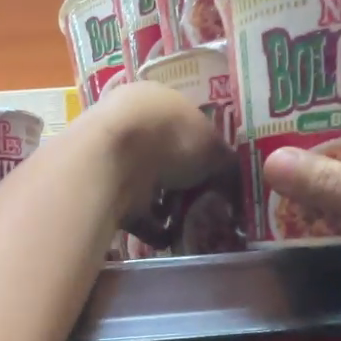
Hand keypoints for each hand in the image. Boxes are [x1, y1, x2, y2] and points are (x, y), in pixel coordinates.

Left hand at [76, 80, 228, 220]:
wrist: (111, 162)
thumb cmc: (170, 139)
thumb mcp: (212, 147)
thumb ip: (226, 164)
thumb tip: (234, 180)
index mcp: (158, 101)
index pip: (186, 125)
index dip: (204, 152)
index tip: (217, 177)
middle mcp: (134, 125)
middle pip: (166, 158)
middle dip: (185, 183)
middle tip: (206, 204)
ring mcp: (115, 159)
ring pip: (148, 186)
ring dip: (167, 207)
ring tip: (191, 225)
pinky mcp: (105, 194)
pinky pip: (135, 214)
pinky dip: (152, 229)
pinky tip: (169, 240)